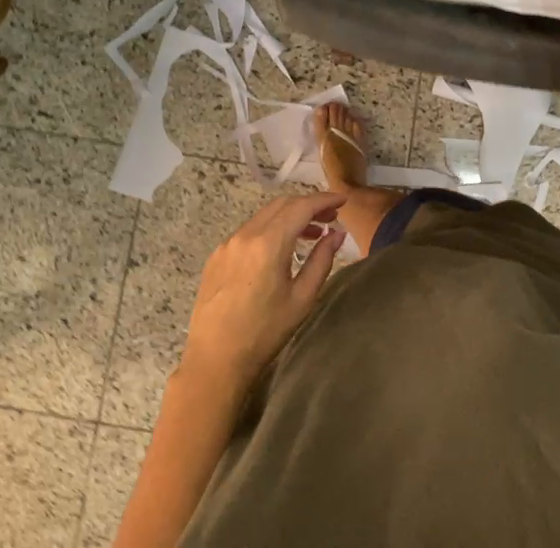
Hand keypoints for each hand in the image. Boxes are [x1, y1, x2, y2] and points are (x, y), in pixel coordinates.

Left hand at [179, 192, 347, 394]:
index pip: (301, 206)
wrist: (216, 358)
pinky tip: (280, 249)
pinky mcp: (216, 256)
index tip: (343, 200)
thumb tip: (337, 234)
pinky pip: (248, 231)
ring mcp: (227, 244)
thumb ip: (322, 260)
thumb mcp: (302, 299)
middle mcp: (245, 235)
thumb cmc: (265, 332)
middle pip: (281, 204)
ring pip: (263, 216)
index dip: (324, 199)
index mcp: (268, 244)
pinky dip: (270, 229)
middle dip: (308, 205)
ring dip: (289, 216)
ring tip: (311, 234)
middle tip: (331, 217)